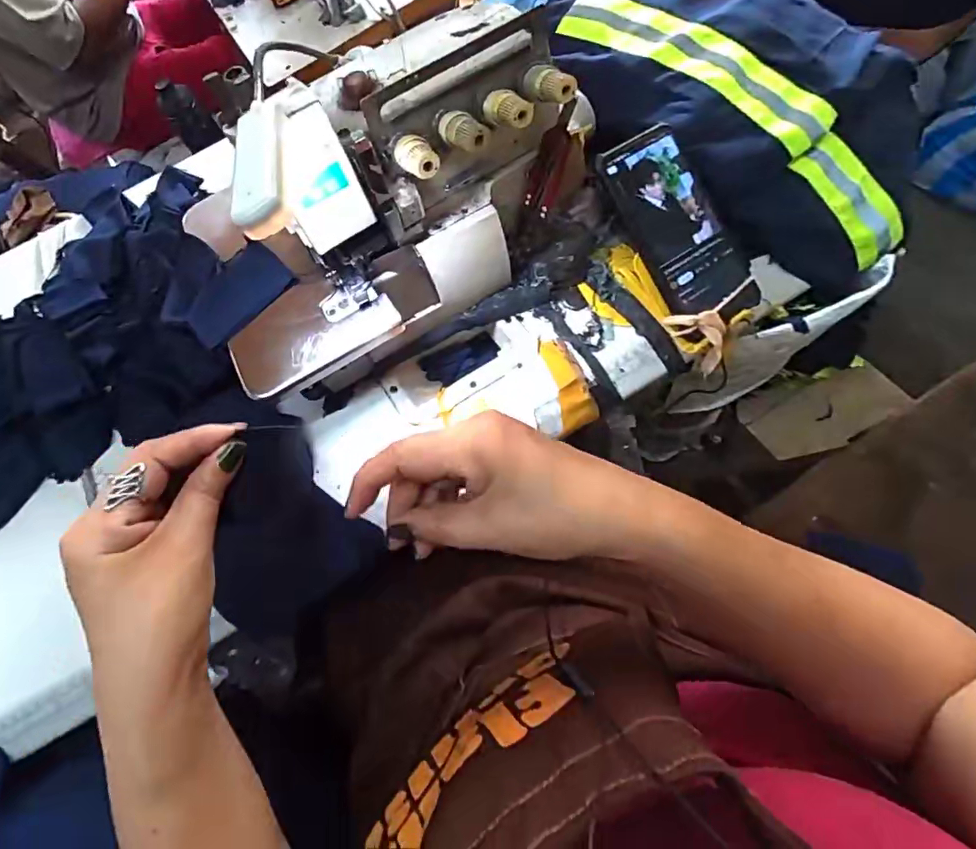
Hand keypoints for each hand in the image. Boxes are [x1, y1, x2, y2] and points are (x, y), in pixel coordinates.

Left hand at [61, 424, 245, 694]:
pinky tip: (217, 492)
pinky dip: (192, 505)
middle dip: (193, 458)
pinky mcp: (139, 569)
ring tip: (233, 460)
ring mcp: (117, 553)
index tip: (236, 432)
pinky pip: (164, 522)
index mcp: (93, 525)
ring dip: (194, 480)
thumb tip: (230, 449)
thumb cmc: (160, 618)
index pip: (144, 462)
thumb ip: (204, 492)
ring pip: (158, 499)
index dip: (191, 441)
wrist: (156, 699)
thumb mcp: (183, 547)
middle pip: (148, 478)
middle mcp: (98, 533)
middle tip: (239, 444)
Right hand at [344, 412, 645, 561]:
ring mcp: (492, 437)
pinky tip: (451, 529)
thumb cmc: (553, 518)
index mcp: (465, 437)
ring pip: (438, 468)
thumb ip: (431, 526)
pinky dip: (450, 499)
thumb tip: (397, 528)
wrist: (625, 514)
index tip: (351, 516)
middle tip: (401, 547)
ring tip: (426, 547)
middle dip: (402, 502)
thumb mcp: (486, 528)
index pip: (397, 453)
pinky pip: (462, 471)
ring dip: (426, 505)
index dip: (367, 482)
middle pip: (417, 460)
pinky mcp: (506, 450)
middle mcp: (473, 427)